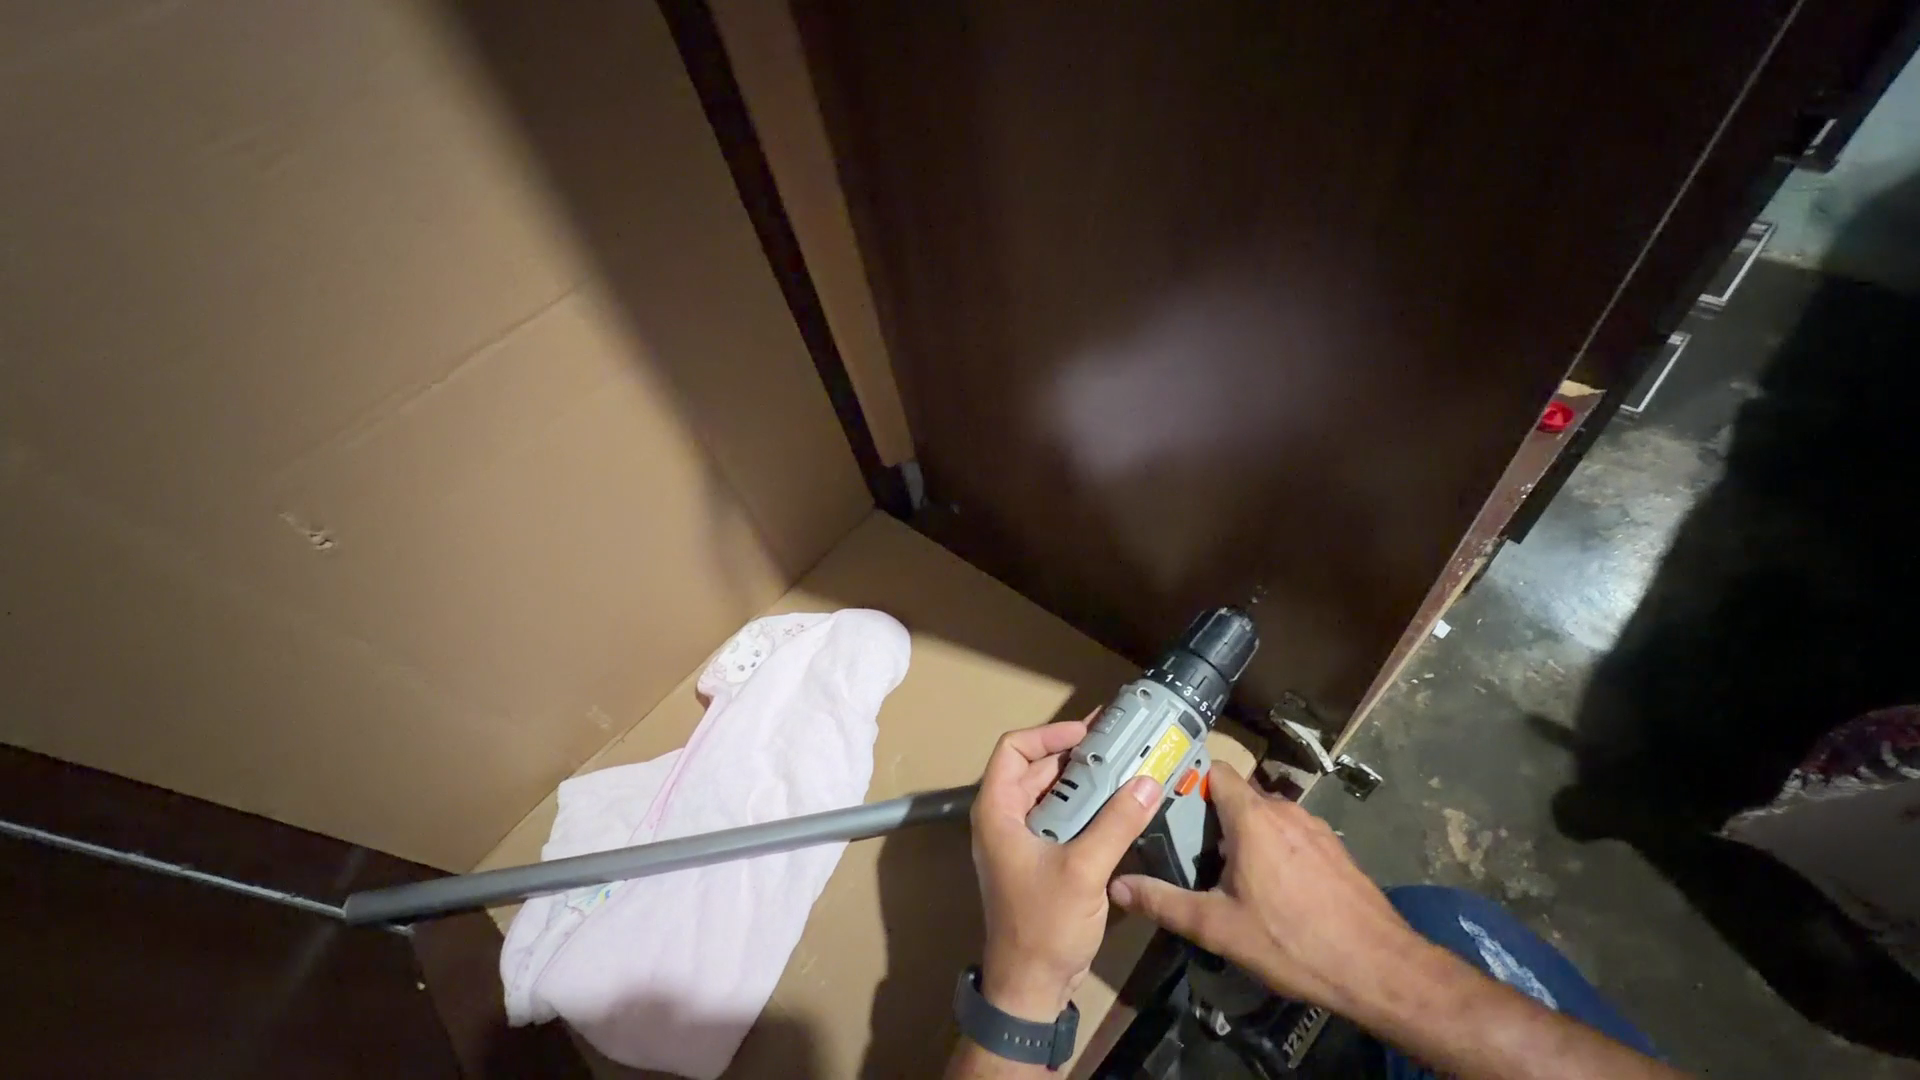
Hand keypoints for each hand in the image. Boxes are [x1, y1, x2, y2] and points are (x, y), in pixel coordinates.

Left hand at [970, 717, 1163, 1020]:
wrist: (1031, 986)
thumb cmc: (1044, 924)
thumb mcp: (1083, 869)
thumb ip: (1116, 823)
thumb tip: (1147, 781)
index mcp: (996, 811)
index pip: (1012, 749)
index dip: (1047, 733)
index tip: (1086, 731)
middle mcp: (1004, 818)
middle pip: (1035, 768)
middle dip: (1074, 752)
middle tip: (1116, 741)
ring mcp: (1021, 840)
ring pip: (1051, 793)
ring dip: (1084, 780)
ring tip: (1123, 765)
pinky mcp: (1040, 859)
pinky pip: (1061, 818)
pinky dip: (1086, 806)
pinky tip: (1119, 805)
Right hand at [1107, 763, 1421, 1013]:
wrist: (1381, 969)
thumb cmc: (1293, 942)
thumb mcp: (1219, 928)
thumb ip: (1165, 903)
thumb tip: (1118, 886)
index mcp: (1253, 818)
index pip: (1214, 771)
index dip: (1188, 780)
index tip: (1165, 799)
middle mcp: (1283, 812)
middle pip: (1237, 795)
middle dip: (1211, 815)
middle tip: (1188, 845)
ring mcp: (1314, 828)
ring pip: (1266, 816)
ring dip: (1244, 833)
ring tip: (1225, 869)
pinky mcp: (1334, 850)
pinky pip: (1291, 835)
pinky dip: (1274, 848)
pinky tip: (1271, 888)